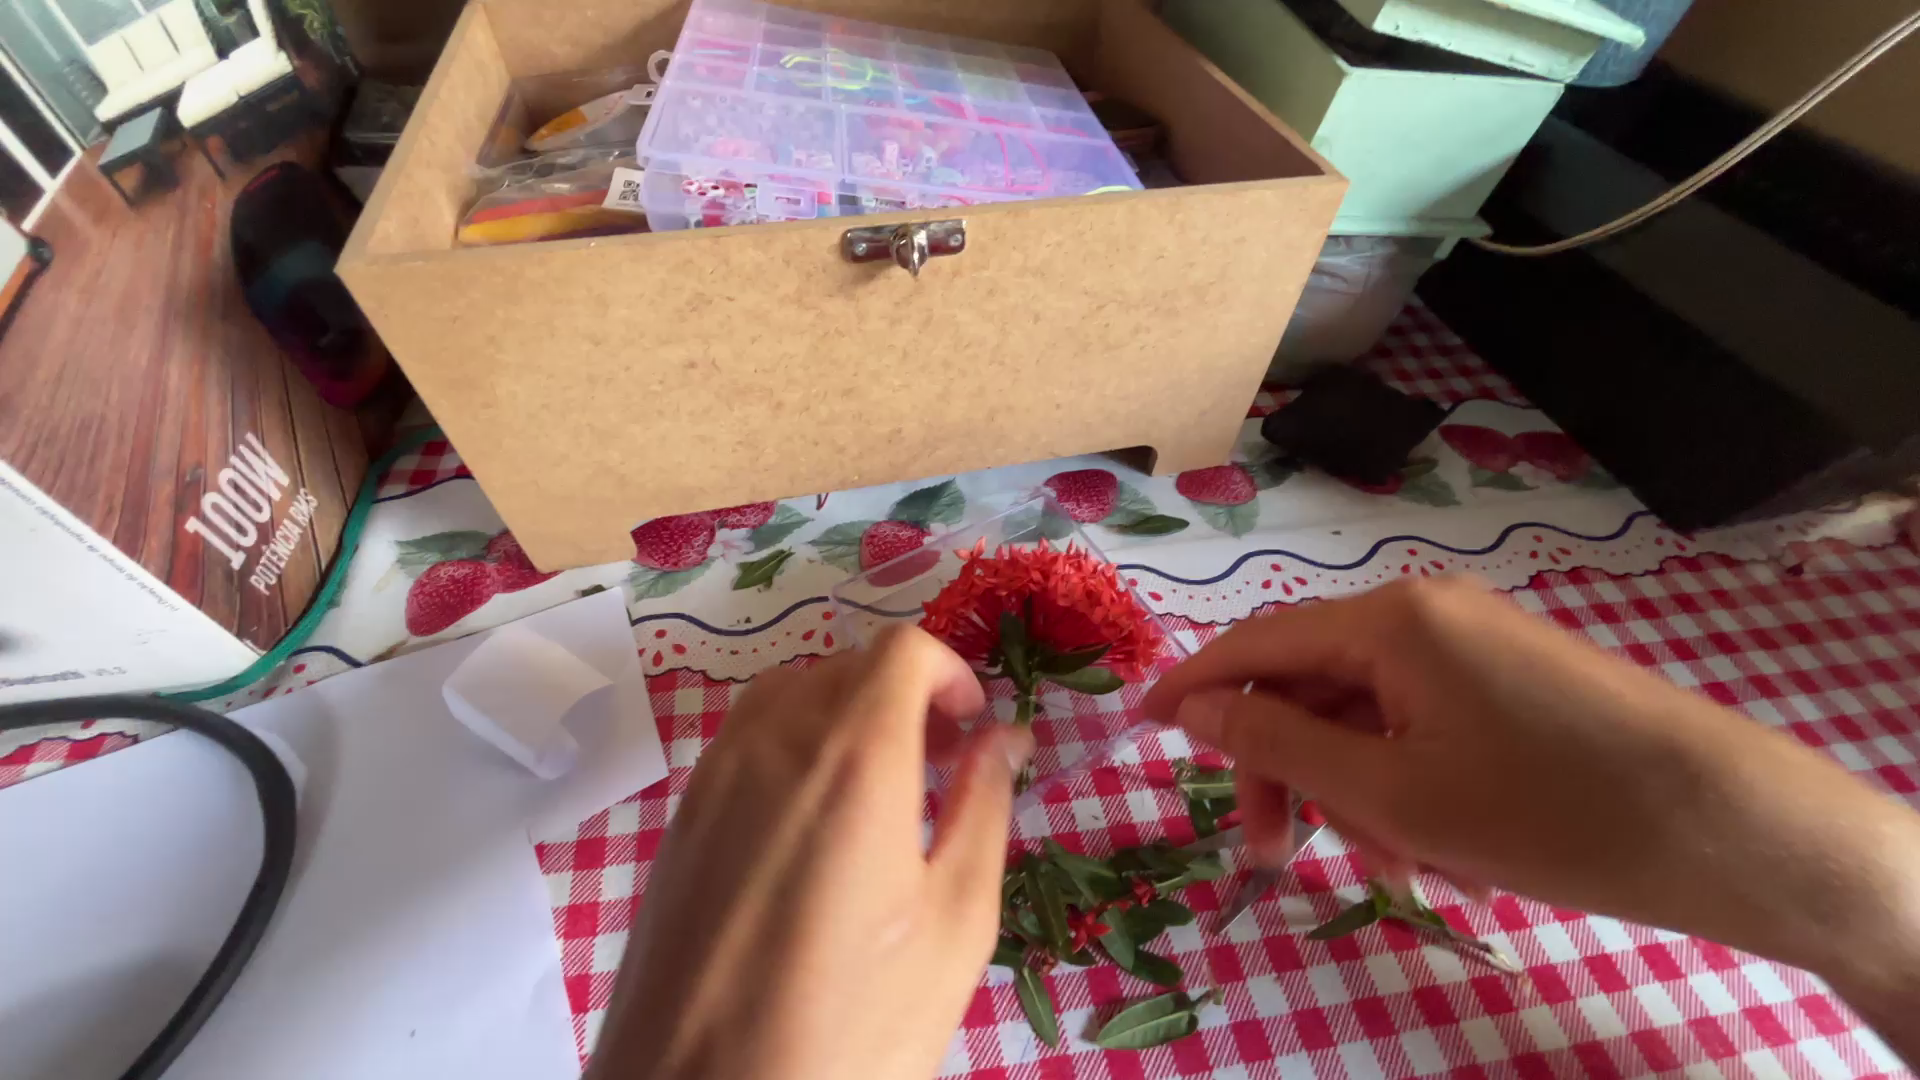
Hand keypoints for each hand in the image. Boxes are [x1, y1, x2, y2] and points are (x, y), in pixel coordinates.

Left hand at [586, 626, 1031, 1079]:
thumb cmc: (851, 1026)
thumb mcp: (953, 922)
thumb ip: (983, 806)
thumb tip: (1004, 737)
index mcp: (853, 759)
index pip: (901, 650)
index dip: (949, 671)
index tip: (969, 727)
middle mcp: (776, 741)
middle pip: (851, 663)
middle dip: (907, 692)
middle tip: (939, 760)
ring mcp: (717, 771)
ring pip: (796, 687)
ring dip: (849, 708)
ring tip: (878, 782)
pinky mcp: (683, 809)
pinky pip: (749, 730)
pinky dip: (798, 735)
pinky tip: (814, 813)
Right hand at [1143, 578, 1919, 1054]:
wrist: (1757, 839)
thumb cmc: (1554, 813)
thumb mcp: (1390, 794)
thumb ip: (1275, 745)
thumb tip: (1192, 710)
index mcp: (1385, 621)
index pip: (1253, 643)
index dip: (1191, 686)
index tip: (1141, 724)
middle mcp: (1418, 614)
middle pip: (1306, 685)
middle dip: (1284, 769)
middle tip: (1274, 852)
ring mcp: (1464, 643)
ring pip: (1360, 714)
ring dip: (1349, 789)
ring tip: (1390, 866)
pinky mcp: (1500, 679)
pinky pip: (1412, 723)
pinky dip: (1398, 782)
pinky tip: (1434, 847)